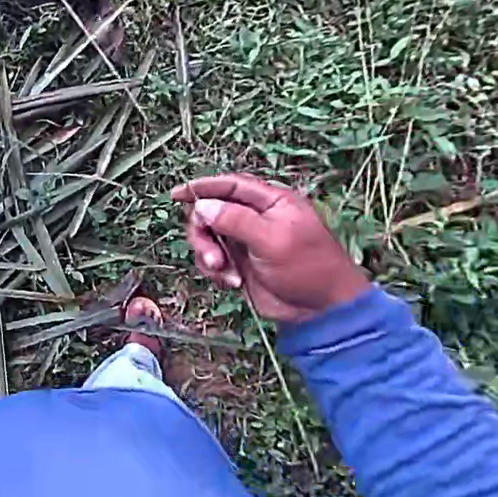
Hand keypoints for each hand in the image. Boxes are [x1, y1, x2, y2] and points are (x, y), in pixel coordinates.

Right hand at [171, 174, 371, 322]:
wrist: (320, 311)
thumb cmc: (308, 269)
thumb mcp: (272, 240)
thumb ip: (235, 220)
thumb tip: (202, 206)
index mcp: (271, 202)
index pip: (231, 185)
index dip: (203, 187)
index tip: (177, 194)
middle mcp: (255, 218)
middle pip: (211, 211)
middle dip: (203, 232)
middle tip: (211, 254)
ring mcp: (245, 241)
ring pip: (207, 237)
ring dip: (208, 254)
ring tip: (223, 271)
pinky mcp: (238, 263)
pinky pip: (212, 259)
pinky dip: (215, 271)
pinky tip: (232, 282)